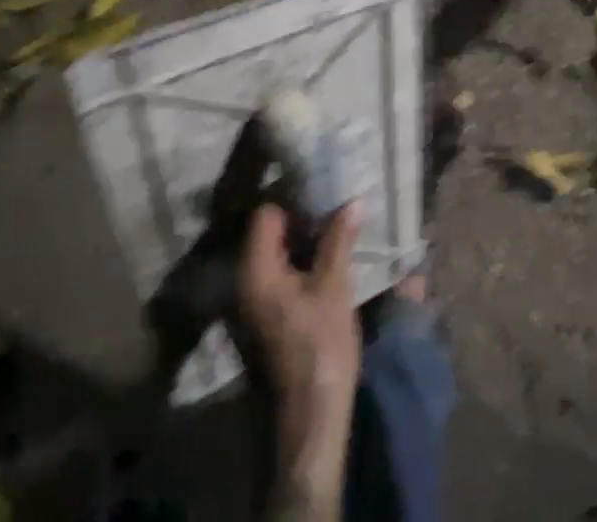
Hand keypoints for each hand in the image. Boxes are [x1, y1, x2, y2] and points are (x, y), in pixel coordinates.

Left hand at [240, 203, 360, 511]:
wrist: (310, 412)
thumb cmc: (320, 345)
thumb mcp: (334, 287)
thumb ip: (339, 241)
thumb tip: (351, 201)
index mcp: (255, 270)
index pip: (266, 215)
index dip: (294, 196)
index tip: (324, 185)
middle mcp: (245, 282)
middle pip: (270, 234)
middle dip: (303, 217)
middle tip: (338, 202)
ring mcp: (254, 302)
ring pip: (279, 256)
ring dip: (307, 241)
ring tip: (341, 226)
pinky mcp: (268, 316)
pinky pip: (283, 276)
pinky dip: (304, 263)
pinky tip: (332, 260)